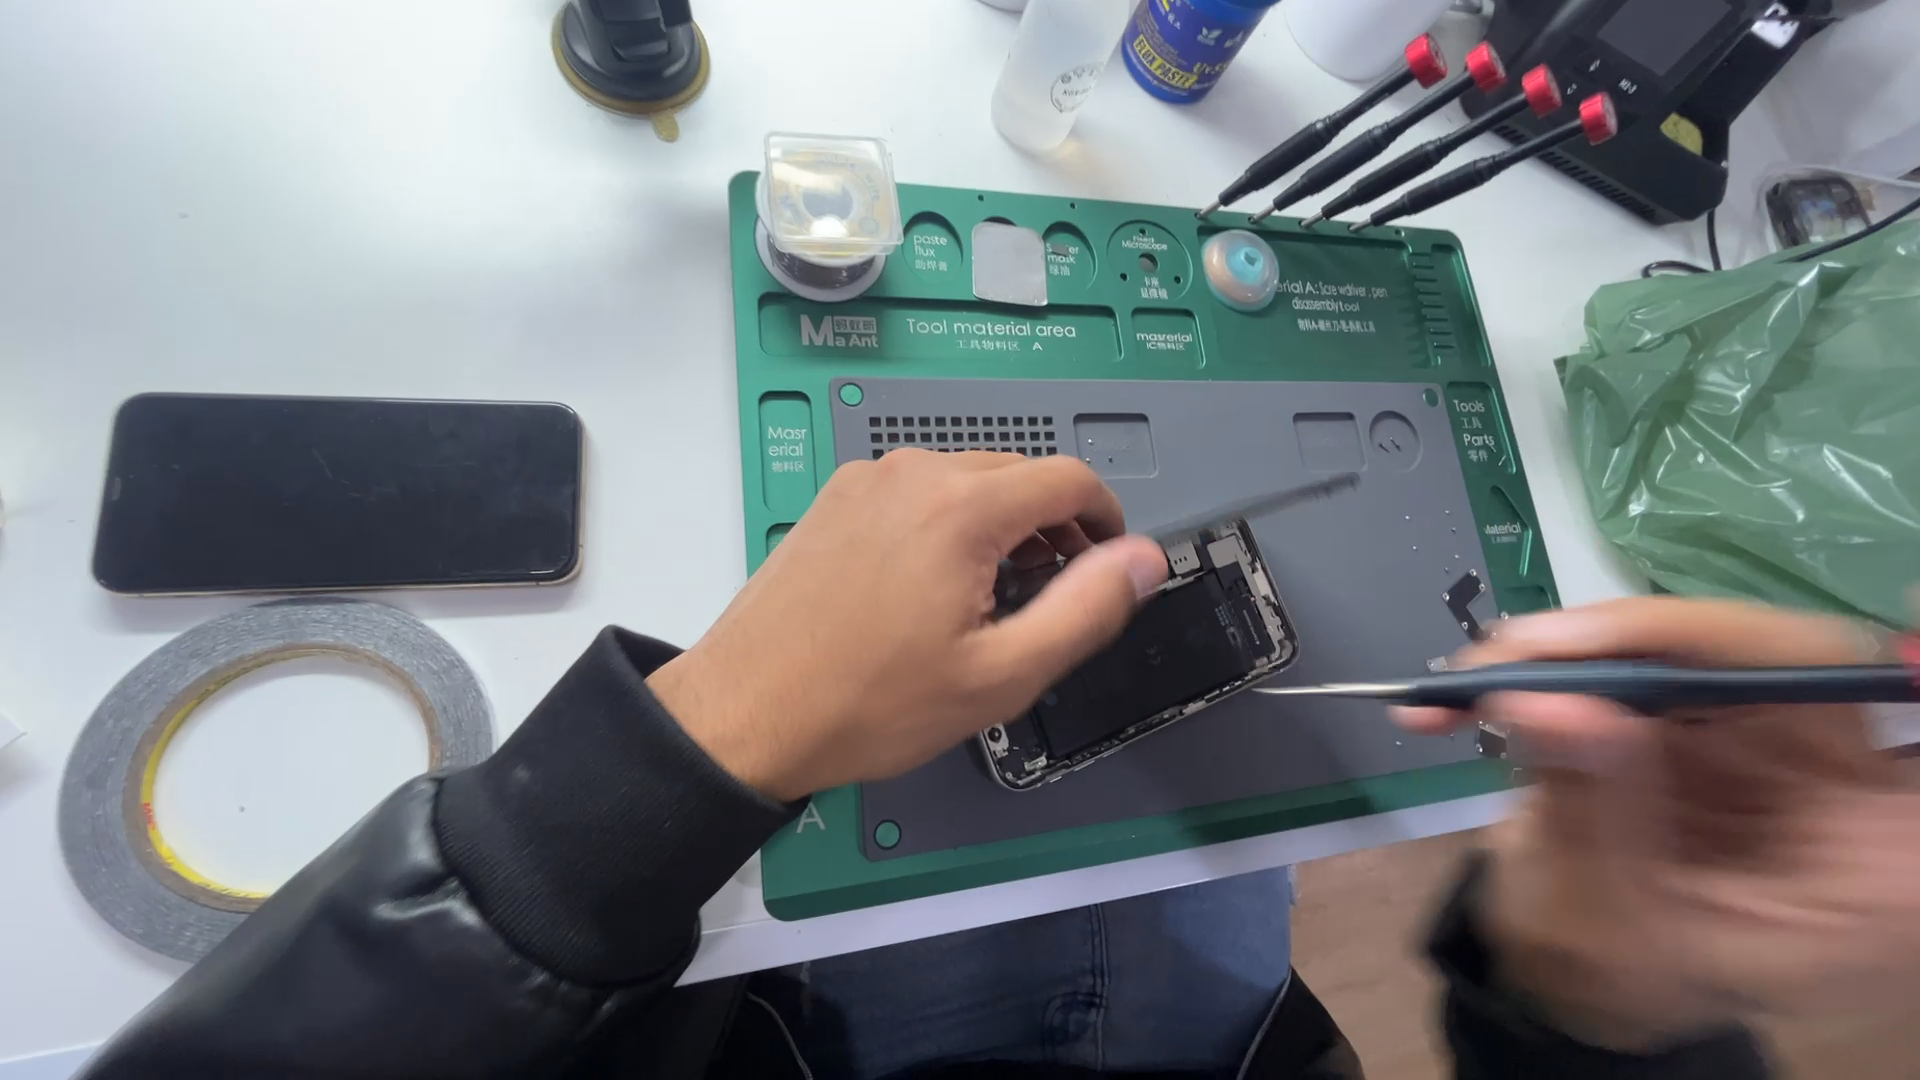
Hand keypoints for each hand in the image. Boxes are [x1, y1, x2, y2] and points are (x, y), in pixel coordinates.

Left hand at [648, 450, 1167, 800]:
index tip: (1106, 561)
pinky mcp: (835, 498)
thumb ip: (1086, 609)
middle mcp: (913, 473)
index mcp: (962, 506)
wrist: (745, 713)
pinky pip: (916, 489)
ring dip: (1001, 521)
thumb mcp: (999, 674)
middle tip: (1053, 589)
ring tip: (995, 590)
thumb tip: (1144, 558)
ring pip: (966, 479)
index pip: (1069, 478)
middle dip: (1054, 523)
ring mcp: (866, 480)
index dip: (1105, 517)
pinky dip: (948, 519)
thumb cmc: (872, 704)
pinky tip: (932, 578)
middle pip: (1018, 474)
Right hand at [1397, 598, 1919, 1048]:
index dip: (1696, 639)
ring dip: (1530, 663)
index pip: (1808, 681)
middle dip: (1585, 650)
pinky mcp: (1659, 730)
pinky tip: (1446, 704)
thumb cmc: (1607, 978)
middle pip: (1714, 654)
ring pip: (1638, 653)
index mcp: (1858, 836)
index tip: (1569, 644)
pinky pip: (1586, 676)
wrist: (1566, 982)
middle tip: (1483, 666)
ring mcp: (1734, 744)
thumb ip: (1590, 809)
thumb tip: (1550, 701)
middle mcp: (1813, 772)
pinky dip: (1509, 681)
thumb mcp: (1600, 913)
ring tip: (1444, 694)